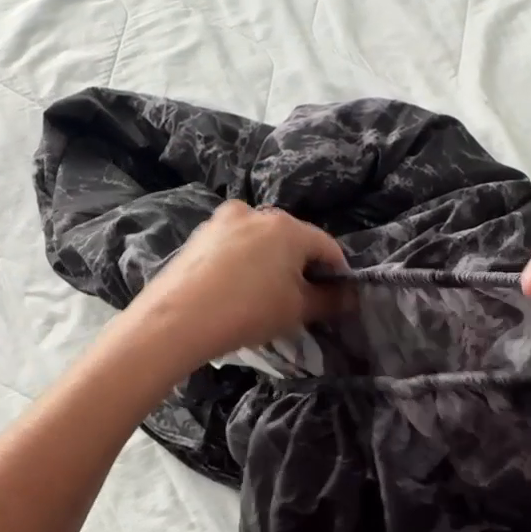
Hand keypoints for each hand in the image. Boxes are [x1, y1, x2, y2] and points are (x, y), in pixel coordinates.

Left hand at [126, 201, 348, 369]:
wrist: (178, 318)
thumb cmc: (248, 311)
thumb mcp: (297, 311)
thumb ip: (330, 301)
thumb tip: (352, 295)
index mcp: (288, 226)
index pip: (327, 247)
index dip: (337, 274)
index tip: (336, 299)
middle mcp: (257, 212)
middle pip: (292, 241)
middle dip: (300, 269)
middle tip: (298, 302)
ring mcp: (223, 221)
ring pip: (261, 244)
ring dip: (271, 267)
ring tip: (264, 300)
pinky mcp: (200, 236)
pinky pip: (235, 249)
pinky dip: (244, 267)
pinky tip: (236, 293)